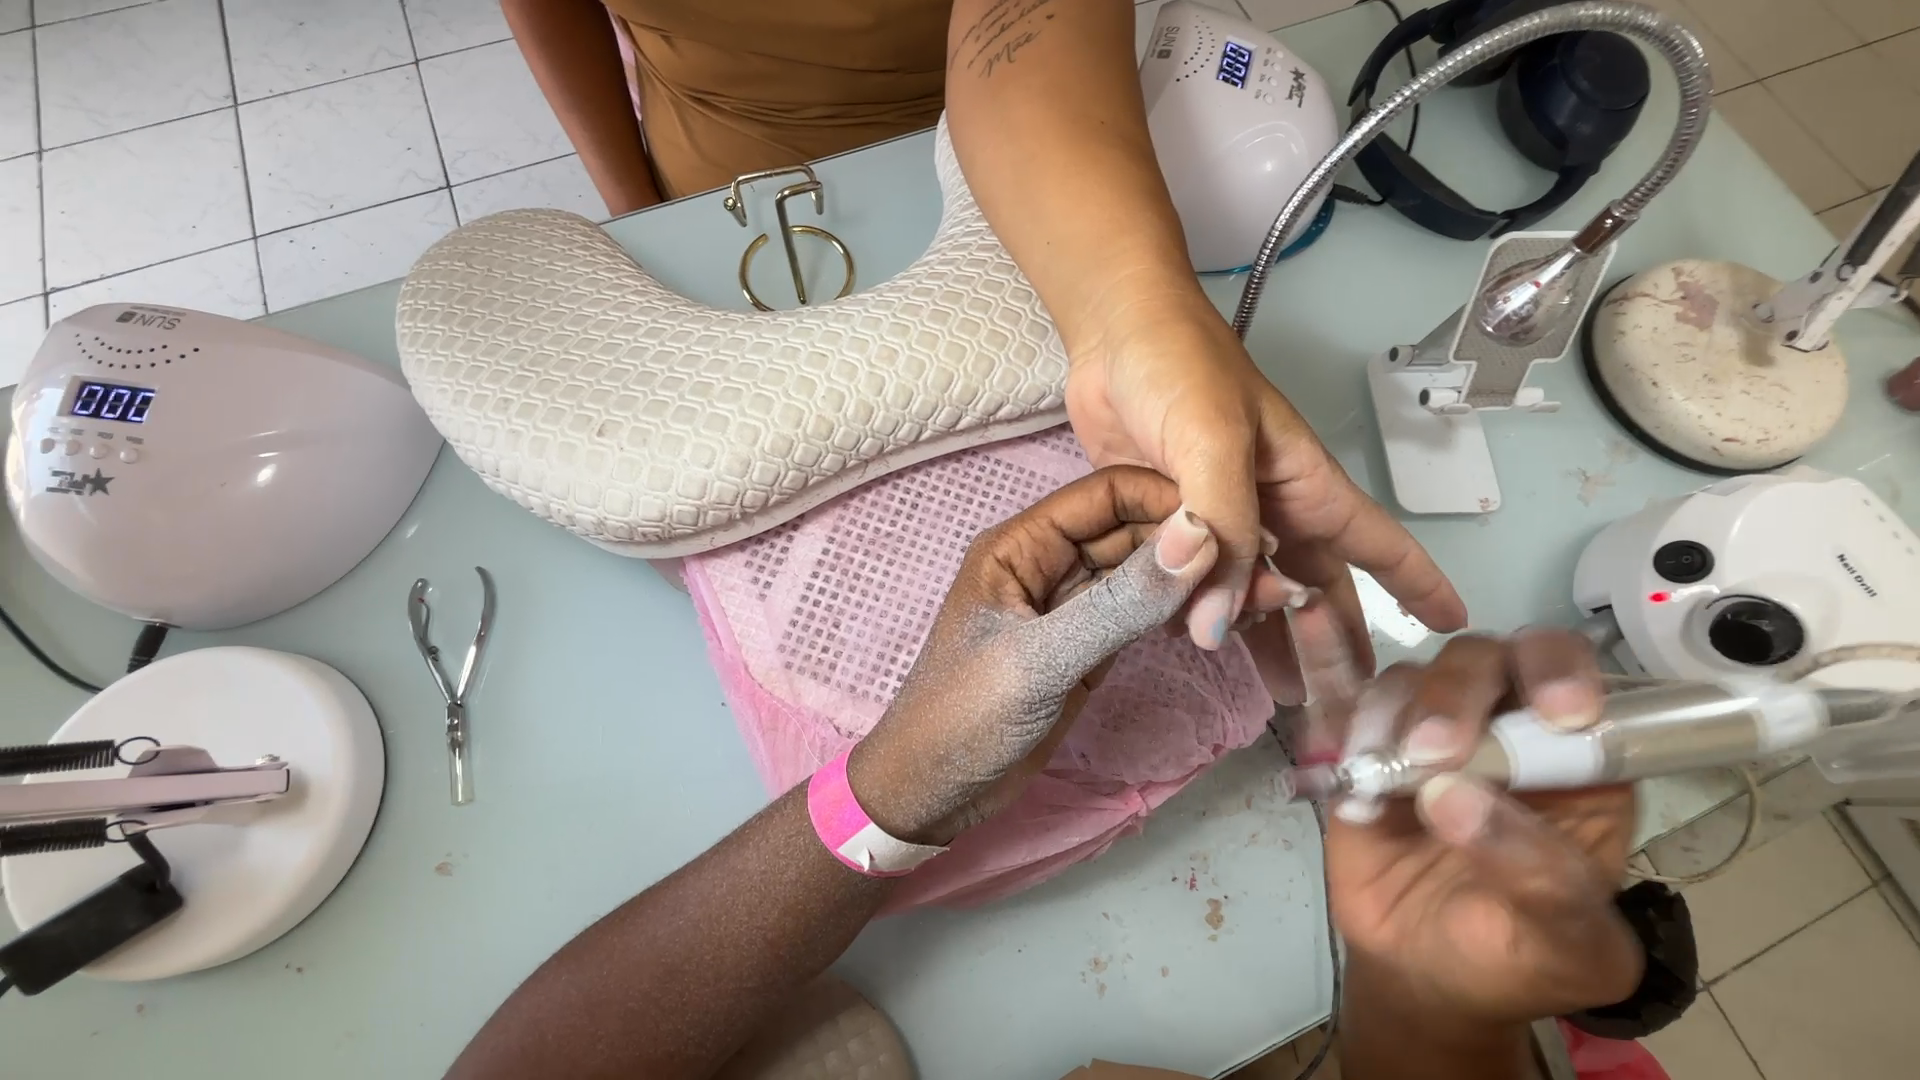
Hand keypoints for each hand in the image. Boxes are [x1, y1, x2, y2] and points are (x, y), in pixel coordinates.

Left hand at [846, 466, 1297, 845]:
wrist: (934, 793)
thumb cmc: (968, 719)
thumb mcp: (1042, 660)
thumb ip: (1118, 602)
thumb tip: (1197, 536)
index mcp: (1020, 545)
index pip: (1106, 495)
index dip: (1169, 500)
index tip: (1237, 522)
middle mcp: (1046, 562)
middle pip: (1130, 531)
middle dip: (1191, 544)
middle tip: (1271, 566)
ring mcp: (1067, 605)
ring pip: (1139, 574)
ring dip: (1192, 581)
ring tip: (1265, 594)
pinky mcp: (1085, 644)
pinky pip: (1137, 614)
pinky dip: (1175, 614)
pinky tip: (1220, 618)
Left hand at [1065, 291, 1467, 693]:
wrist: (1113, 334)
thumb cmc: (1180, 369)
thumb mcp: (1215, 441)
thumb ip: (1224, 529)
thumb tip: (1222, 629)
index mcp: (1299, 484)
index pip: (1374, 542)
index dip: (1417, 585)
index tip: (1455, 633)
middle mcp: (1265, 509)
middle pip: (1314, 586)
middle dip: (1333, 640)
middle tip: (1346, 705)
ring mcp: (1214, 519)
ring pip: (1251, 591)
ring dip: (1266, 638)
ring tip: (1285, 696)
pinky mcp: (1166, 525)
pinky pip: (1191, 580)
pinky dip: (1197, 612)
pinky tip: (1195, 645)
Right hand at [1295, 606, 1640, 1028]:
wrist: (1420, 970)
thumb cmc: (1514, 957)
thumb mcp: (1566, 941)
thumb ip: (1535, 871)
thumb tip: (1449, 797)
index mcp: (1573, 761)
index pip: (1575, 683)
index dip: (1561, 675)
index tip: (1554, 713)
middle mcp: (1497, 727)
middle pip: (1481, 662)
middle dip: (1454, 697)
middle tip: (1430, 755)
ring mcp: (1420, 728)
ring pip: (1405, 678)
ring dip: (1388, 713)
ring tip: (1373, 774)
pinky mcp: (1355, 741)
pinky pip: (1336, 690)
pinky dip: (1320, 654)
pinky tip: (1308, 618)